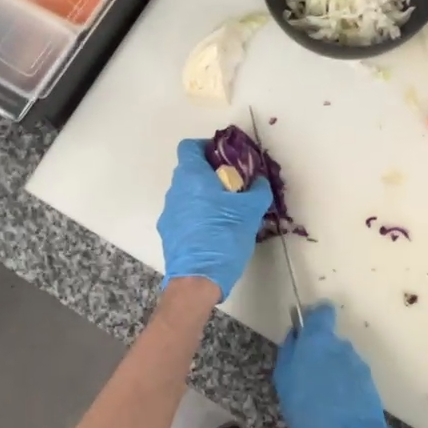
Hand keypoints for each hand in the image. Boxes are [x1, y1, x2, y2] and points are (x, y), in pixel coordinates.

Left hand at [157, 138, 272, 299]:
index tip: (225, 159)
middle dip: (210, 175)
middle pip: (189, 172)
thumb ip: (257, 190)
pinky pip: (184, 216)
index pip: (189, 147)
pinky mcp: (168, 234)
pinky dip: (197, 217)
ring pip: (186, 195)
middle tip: (233, 187)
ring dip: (203, 197)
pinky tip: (213, 232)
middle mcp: (174, 191)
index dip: (207, 147)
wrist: (197, 280)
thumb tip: (258, 180)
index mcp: (191, 177)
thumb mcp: (250, 212)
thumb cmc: (223, 237)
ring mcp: (168, 214)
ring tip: (225, 213)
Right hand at [273, 303, 397, 427]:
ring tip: (322, 397)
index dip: (314, 317)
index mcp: (319, 341)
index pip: (322, 312)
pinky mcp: (370, 384)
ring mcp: (359, 365)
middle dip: (319, 353)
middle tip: (307, 376)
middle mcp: (342, 347)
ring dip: (332, 371)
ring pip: (342, 360)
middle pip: (330, 340)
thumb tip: (295, 337)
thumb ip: (289, 353)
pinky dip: (344, 386)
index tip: (305, 330)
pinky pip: (352, 377)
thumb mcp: (284, 382)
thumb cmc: (308, 411)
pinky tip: (337, 407)